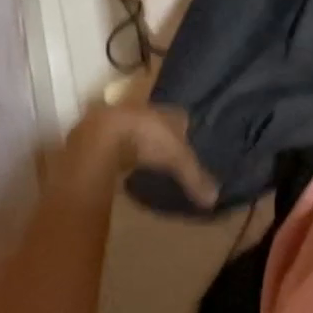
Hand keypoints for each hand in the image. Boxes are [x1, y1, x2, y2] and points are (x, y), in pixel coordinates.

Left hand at [54, 103, 218, 207]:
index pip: (179, 116)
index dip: (184, 127)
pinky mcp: (98, 137)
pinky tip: (123, 166)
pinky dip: (120, 154)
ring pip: (133, 131)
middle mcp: (142, 112)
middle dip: (161, 134)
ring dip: (138, 143)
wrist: (100, 136)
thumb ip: (195, 177)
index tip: (189, 138)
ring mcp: (118, 122)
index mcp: (164, 112)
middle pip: (156, 122)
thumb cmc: (145, 139)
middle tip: (168, 151)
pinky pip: (115, 144)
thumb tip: (214, 199)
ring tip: (146, 160)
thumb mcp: (177, 160)